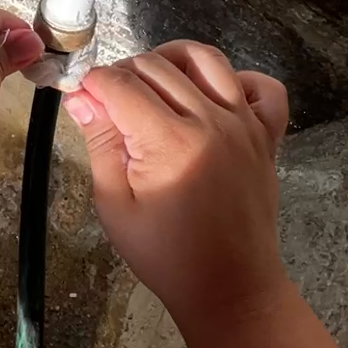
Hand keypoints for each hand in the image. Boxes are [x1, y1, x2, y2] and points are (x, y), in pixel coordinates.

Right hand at [65, 41, 290, 321]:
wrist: (230, 289)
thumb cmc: (166, 255)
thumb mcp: (115, 204)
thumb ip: (101, 142)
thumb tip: (81, 97)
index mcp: (169, 141)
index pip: (120, 84)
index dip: (92, 83)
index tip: (81, 98)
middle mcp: (211, 120)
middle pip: (156, 65)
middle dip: (122, 73)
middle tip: (109, 104)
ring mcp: (244, 124)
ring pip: (205, 58)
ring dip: (171, 61)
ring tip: (153, 87)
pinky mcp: (266, 135)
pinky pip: (262, 86)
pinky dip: (237, 80)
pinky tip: (212, 98)